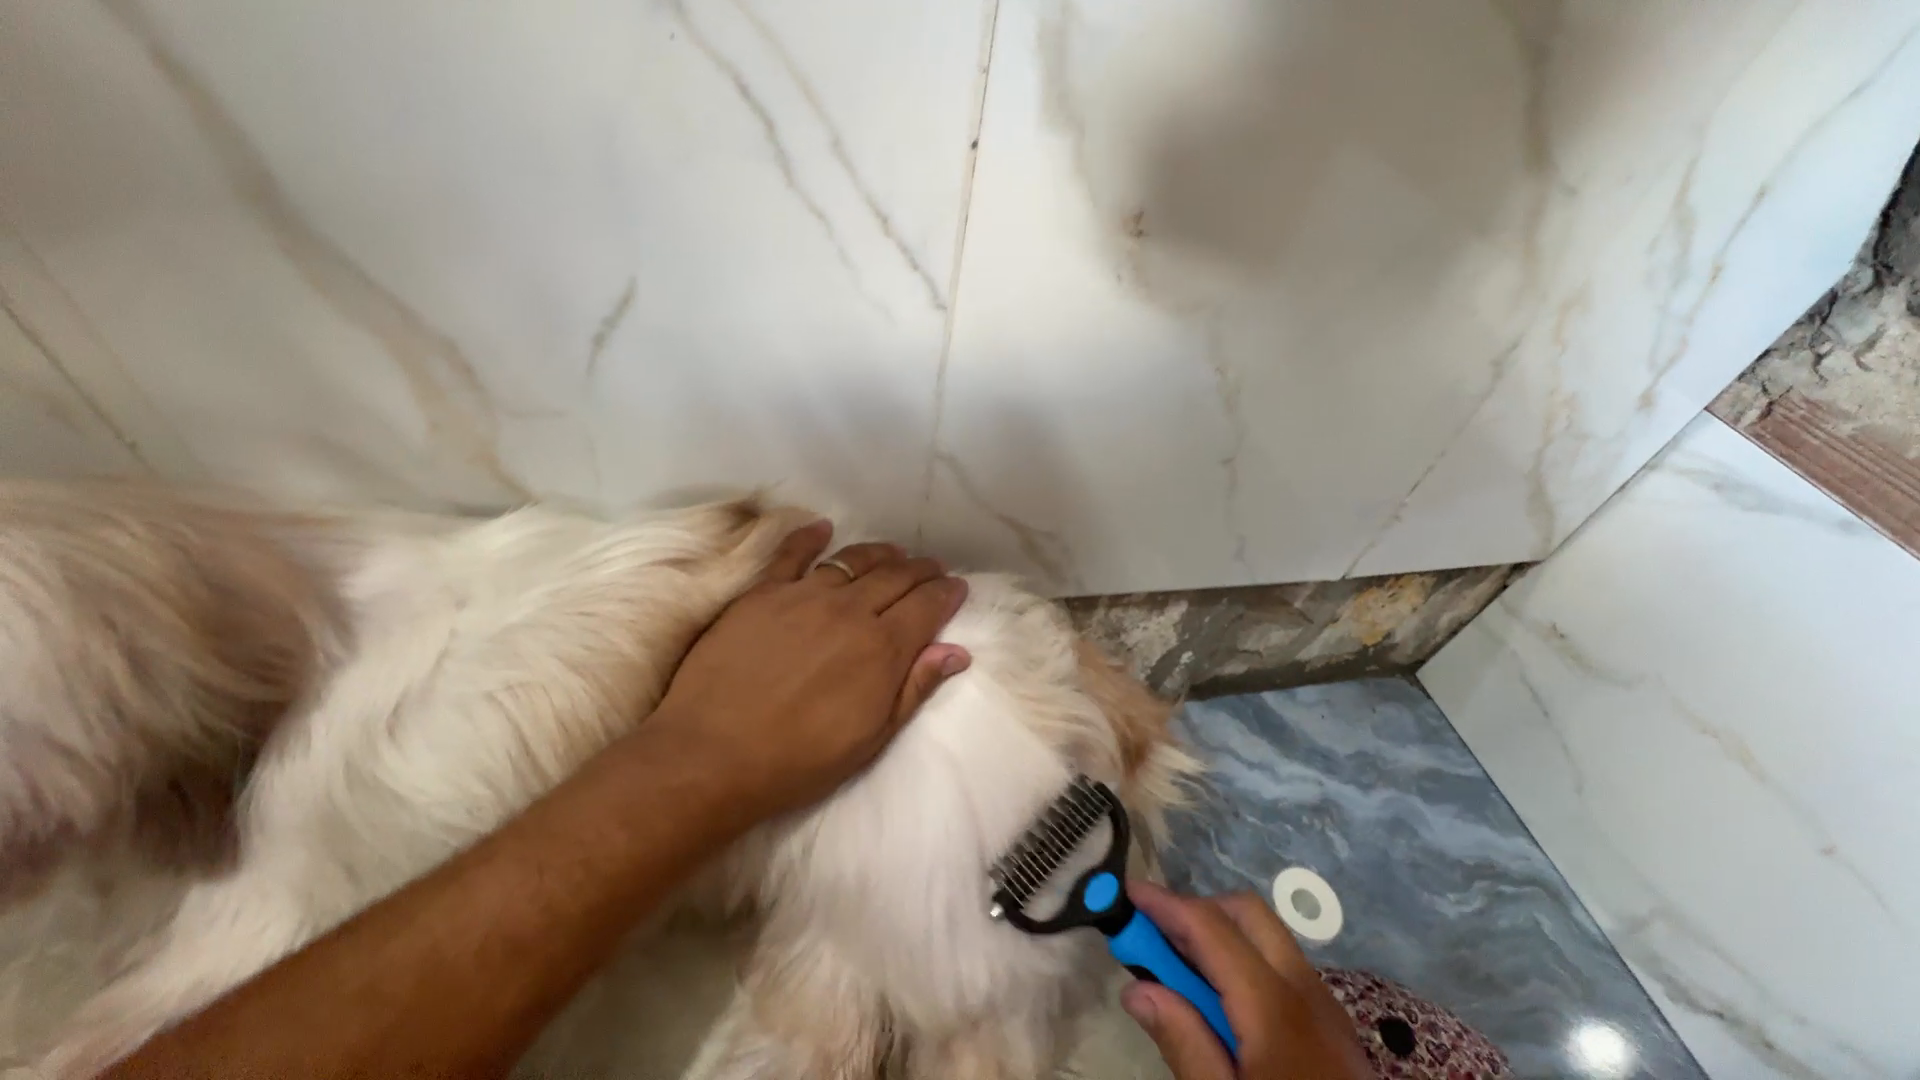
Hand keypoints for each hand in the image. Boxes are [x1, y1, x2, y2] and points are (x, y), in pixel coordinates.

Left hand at [646, 521, 970, 822]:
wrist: (713, 755)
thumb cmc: (799, 760)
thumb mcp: (870, 738)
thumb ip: (914, 688)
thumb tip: (956, 652)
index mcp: (881, 648)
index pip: (926, 606)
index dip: (946, 593)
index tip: (957, 587)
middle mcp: (849, 610)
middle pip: (895, 577)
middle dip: (921, 570)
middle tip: (932, 568)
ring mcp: (802, 596)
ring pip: (852, 560)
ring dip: (880, 554)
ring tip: (893, 553)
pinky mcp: (761, 594)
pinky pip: (791, 554)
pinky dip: (811, 537)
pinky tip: (823, 528)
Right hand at [1123, 883, 1371, 1079]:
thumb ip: (1183, 1044)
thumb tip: (1136, 989)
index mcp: (1274, 1007)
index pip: (1210, 928)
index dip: (1165, 905)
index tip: (1125, 894)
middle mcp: (1306, 990)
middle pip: (1246, 914)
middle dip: (1195, 910)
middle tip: (1152, 940)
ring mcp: (1327, 1007)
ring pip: (1268, 938)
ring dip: (1219, 935)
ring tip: (1178, 975)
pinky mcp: (1334, 1028)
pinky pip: (1283, 967)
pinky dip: (1243, 961)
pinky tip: (1221, 1006)